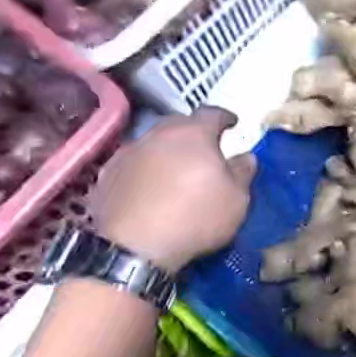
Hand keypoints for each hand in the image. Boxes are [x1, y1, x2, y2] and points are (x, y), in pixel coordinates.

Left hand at [88, 107, 255, 269]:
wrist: (136, 244)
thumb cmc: (196, 216)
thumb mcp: (236, 200)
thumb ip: (242, 173)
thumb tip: (246, 157)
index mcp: (194, 133)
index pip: (212, 113)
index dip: (224, 117)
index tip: (232, 123)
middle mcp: (158, 133)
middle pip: (178, 124)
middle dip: (193, 132)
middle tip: (203, 148)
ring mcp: (129, 151)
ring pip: (153, 143)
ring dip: (166, 152)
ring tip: (175, 170)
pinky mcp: (109, 173)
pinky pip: (133, 164)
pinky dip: (144, 170)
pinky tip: (149, 188)